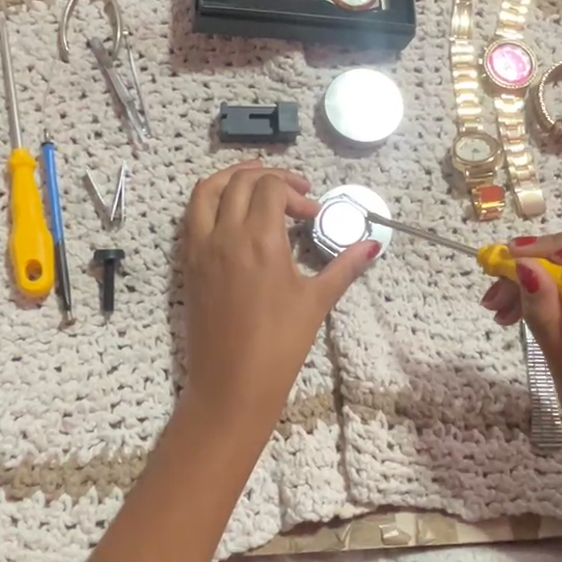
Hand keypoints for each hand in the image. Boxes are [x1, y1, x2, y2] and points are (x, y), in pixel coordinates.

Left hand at [180, 162, 376, 429]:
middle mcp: (225, 235)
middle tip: (294, 194)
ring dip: (231, 177)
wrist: (231, 384)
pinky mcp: (188, 263)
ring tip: (255, 180)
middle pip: (241, 181)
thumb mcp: (316, 301)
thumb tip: (373, 245)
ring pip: (207, 190)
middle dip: (270, 177)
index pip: (271, 187)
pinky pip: (192, 215)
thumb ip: (344, 266)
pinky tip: (230, 211)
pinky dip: (210, 200)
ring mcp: (200, 247)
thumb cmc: (279, 345)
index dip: (296, 191)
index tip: (312, 213)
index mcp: (259, 239)